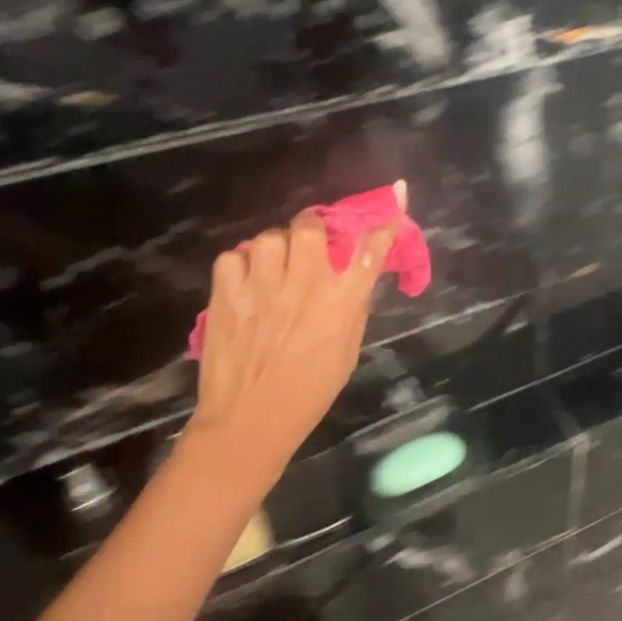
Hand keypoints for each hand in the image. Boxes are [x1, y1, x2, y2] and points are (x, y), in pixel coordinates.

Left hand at [188, 206, 399, 471]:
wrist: (250, 421)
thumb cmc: (308, 392)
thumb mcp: (346, 351)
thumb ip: (351, 308)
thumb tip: (354, 277)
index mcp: (341, 302)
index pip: (370, 249)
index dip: (384, 222)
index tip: (395, 198)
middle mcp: (304, 285)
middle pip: (310, 226)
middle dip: (311, 228)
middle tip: (308, 243)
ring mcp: (262, 287)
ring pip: (268, 237)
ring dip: (274, 247)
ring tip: (272, 266)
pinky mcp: (226, 294)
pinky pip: (232, 257)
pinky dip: (240, 265)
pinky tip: (245, 283)